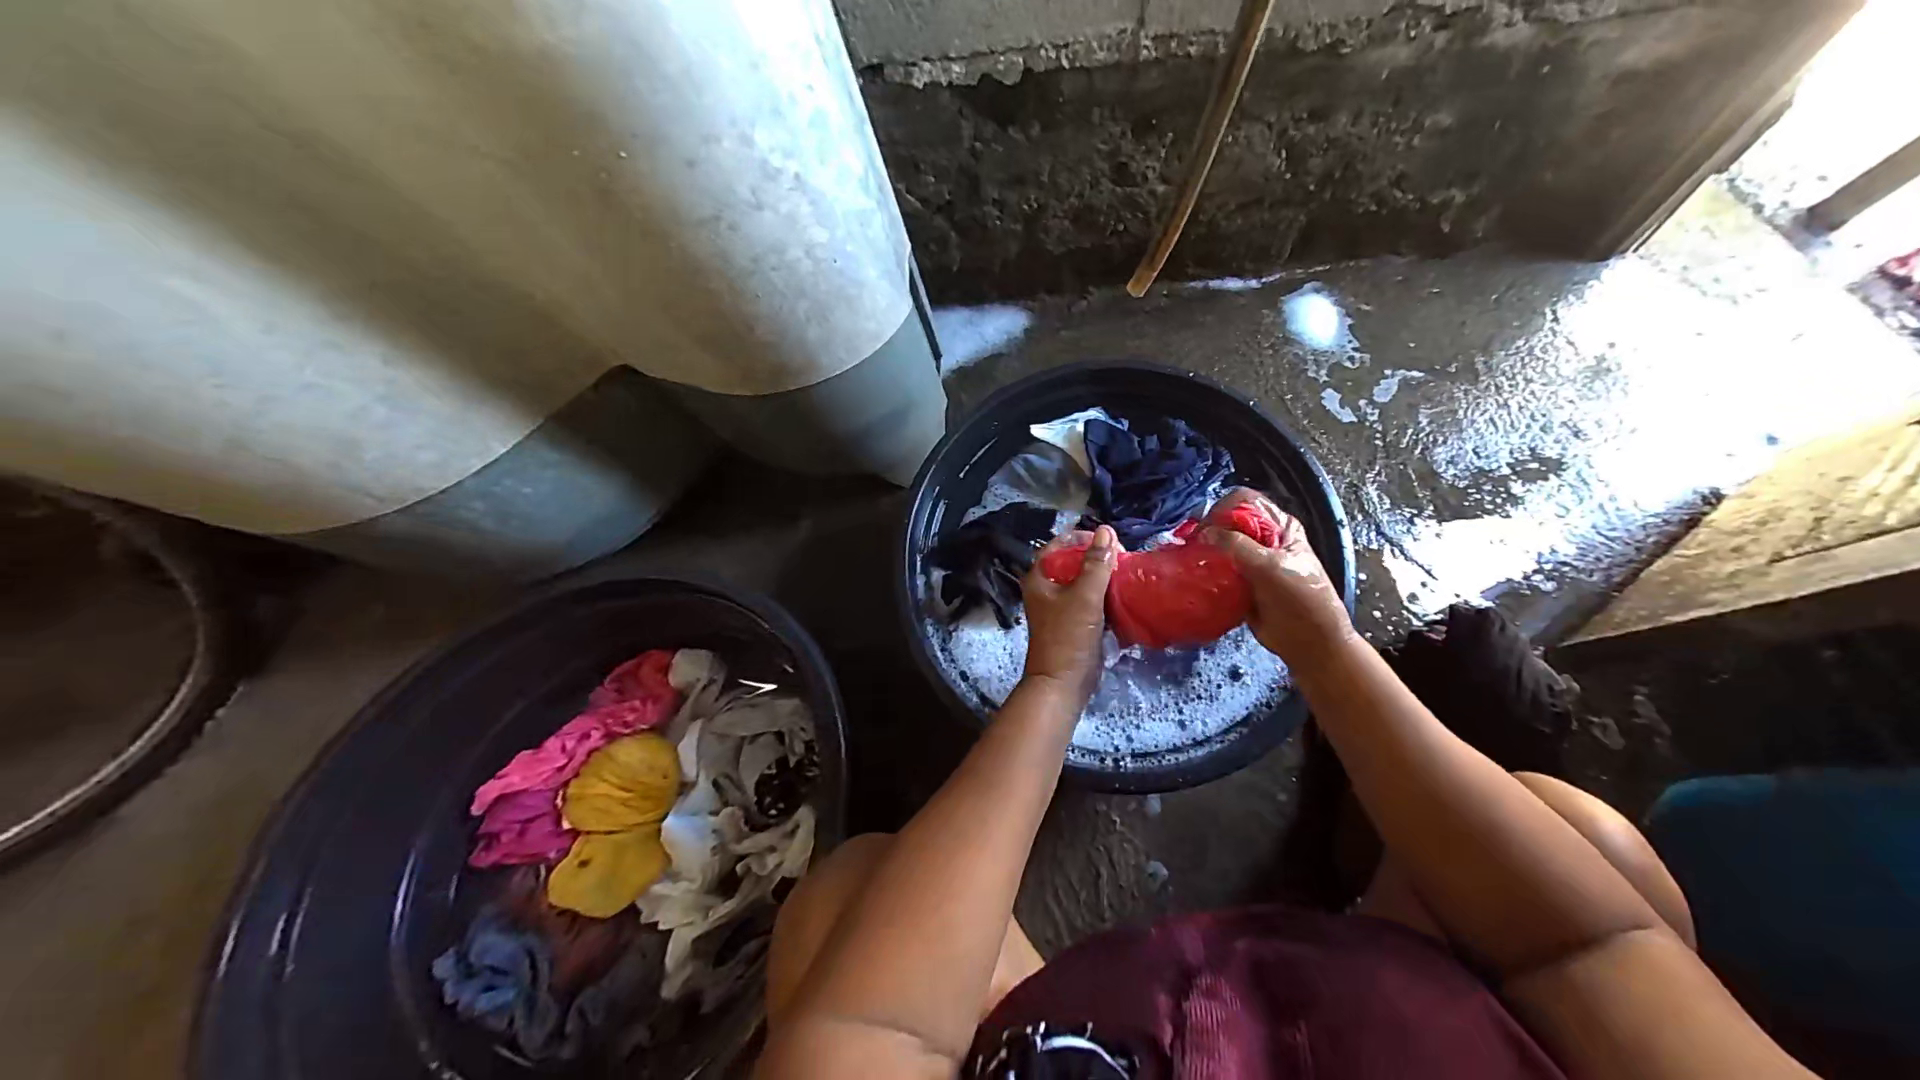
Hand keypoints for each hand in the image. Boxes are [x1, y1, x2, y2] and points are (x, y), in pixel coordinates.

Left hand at [1020, 525, 1117, 703]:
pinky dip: (1104, 596)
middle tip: (1123, 559)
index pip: (1060, 544)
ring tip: (1126, 575)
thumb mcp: (1085, 596)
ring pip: (1084, 582)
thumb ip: (1096, 563)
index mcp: (1039, 577)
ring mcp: (1059, 606)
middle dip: (1098, 558)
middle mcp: (1046, 588)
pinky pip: (1090, 601)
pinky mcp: (1073, 622)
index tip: (1109, 541)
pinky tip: (1123, 595)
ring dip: (1104, 578)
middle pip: (1073, 562)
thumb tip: (1106, 531)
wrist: (1062, 683)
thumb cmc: (1068, 637)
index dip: (1083, 538)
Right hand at [1201, 488, 1356, 666]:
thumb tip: (1203, 533)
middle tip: (1193, 547)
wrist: (1310, 643)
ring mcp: (1251, 561)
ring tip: (1191, 562)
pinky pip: (1217, 570)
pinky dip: (1206, 571)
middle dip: (1208, 531)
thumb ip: (1237, 545)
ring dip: (1205, 552)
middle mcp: (1264, 539)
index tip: (1207, 529)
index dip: (1222, 510)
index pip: (1244, 502)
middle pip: (1228, 523)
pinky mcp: (1240, 582)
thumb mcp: (1271, 566)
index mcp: (1280, 526)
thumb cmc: (1300, 600)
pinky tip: (1196, 576)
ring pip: (1220, 547)